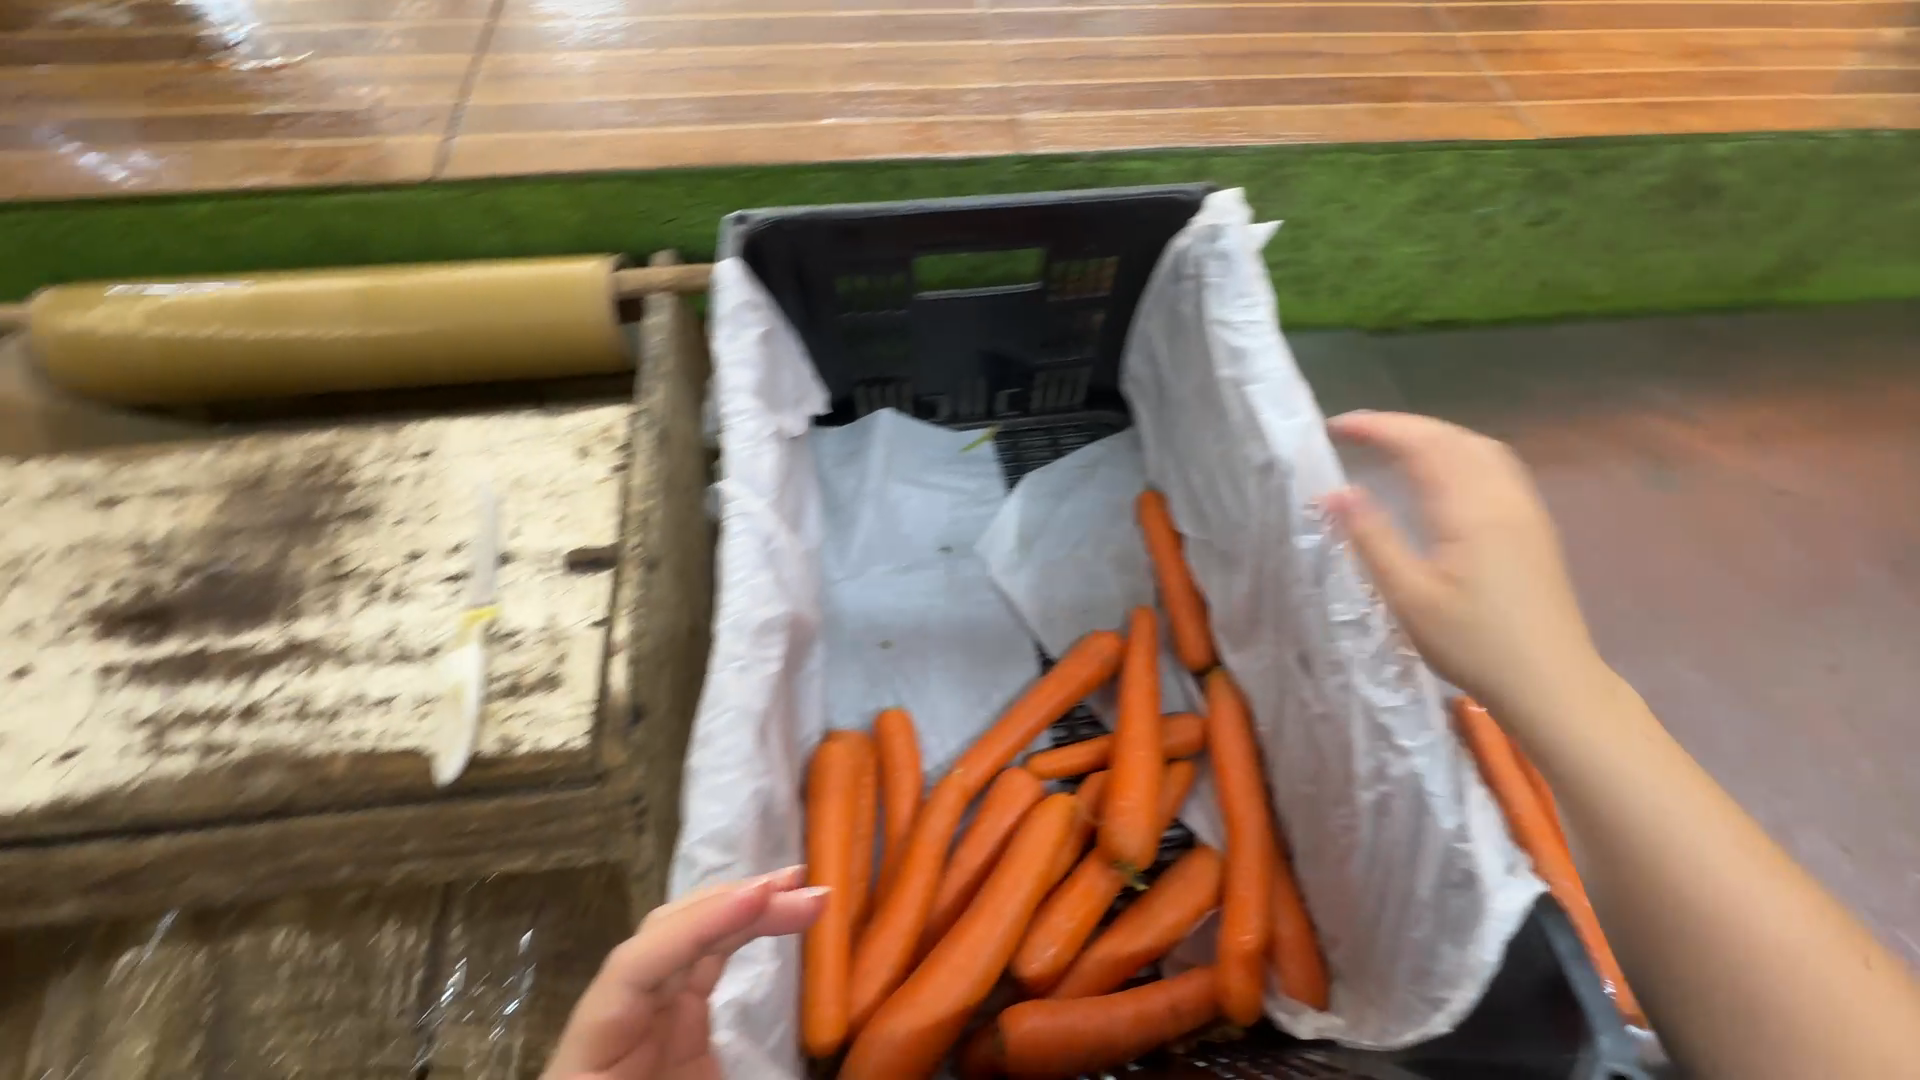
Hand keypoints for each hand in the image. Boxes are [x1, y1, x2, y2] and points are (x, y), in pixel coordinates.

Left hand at [542, 866, 826, 1079]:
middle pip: (665, 935)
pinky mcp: (676, 1022)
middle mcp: (616, 1017)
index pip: (635, 969)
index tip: (760, 898)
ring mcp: (646, 1015)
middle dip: (733, 903)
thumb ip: (713, 1069)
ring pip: (689, 938)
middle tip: (801, 889)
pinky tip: (773, 913)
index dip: (695, 927)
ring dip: (744, 906)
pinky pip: (705, 961)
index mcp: (590, 1055)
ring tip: (800, 890)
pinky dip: (740, 932)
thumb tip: (806, 1075)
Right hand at [1321, 411, 1608, 724]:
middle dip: (1402, 426)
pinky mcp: (1532, 527)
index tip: (1335, 427)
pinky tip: (1441, 472)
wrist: (1549, 681)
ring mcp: (1524, 510)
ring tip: (1393, 443)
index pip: (1422, 446)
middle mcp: (1503, 498)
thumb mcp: (1407, 595)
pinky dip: (1457, 452)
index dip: (1378, 428)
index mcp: (1470, 510)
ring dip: (1433, 436)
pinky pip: (1494, 467)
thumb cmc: (1471, 642)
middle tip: (1356, 431)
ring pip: (1479, 449)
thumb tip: (1335, 493)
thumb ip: (1371, 538)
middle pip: (1453, 438)